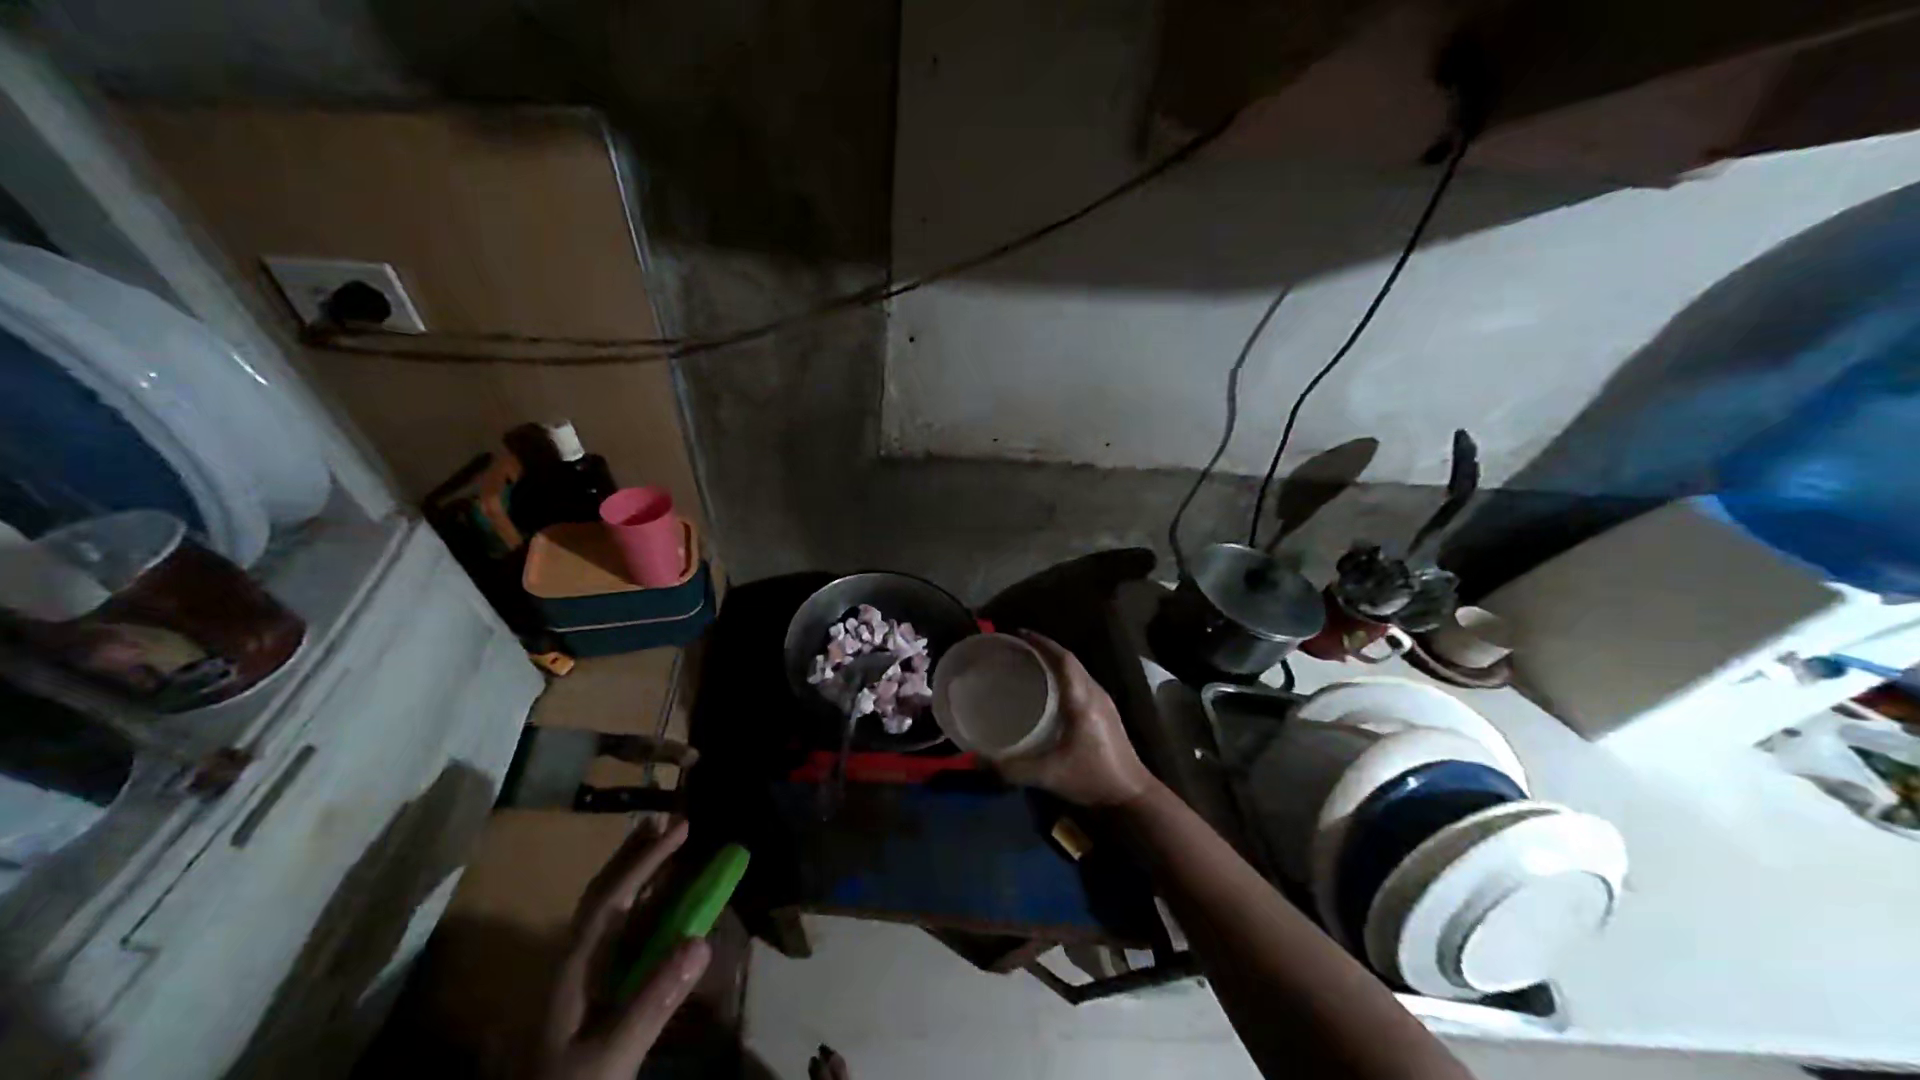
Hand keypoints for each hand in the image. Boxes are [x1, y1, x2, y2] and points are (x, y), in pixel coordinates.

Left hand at [540, 817, 711, 1079]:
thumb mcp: (612, 1052)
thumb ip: (652, 1000)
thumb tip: (701, 940)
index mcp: (577, 965)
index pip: (614, 897)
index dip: (647, 859)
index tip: (682, 827)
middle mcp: (578, 960)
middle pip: (604, 894)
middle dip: (634, 855)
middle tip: (667, 820)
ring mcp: (584, 976)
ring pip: (610, 911)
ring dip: (637, 874)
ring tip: (663, 846)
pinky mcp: (595, 993)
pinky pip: (622, 933)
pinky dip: (643, 906)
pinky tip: (658, 905)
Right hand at [996, 631, 1156, 807]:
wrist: (1132, 795)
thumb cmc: (1093, 778)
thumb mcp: (1049, 775)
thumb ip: (1013, 769)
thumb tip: (978, 759)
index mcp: (1083, 700)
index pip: (1064, 659)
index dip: (1042, 643)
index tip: (1019, 633)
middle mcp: (1095, 694)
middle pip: (1070, 660)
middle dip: (1044, 648)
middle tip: (1017, 647)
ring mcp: (1104, 702)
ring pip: (1077, 671)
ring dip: (1055, 661)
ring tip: (1029, 663)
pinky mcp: (1106, 713)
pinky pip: (1081, 682)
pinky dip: (1063, 675)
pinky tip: (1048, 689)